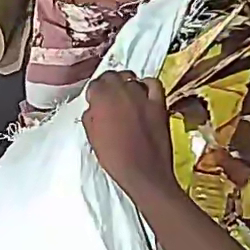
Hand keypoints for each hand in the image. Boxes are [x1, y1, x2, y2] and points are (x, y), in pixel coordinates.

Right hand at [83, 72, 176, 199]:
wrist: (144, 173)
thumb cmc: (116, 159)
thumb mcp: (94, 139)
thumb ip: (91, 118)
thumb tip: (93, 109)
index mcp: (102, 100)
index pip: (95, 84)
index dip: (94, 93)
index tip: (95, 100)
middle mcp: (122, 92)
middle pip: (112, 76)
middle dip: (108, 84)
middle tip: (108, 97)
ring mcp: (142, 96)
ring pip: (131, 78)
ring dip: (125, 84)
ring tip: (125, 96)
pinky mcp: (159, 103)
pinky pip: (153, 84)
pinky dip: (147, 85)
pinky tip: (144, 93)